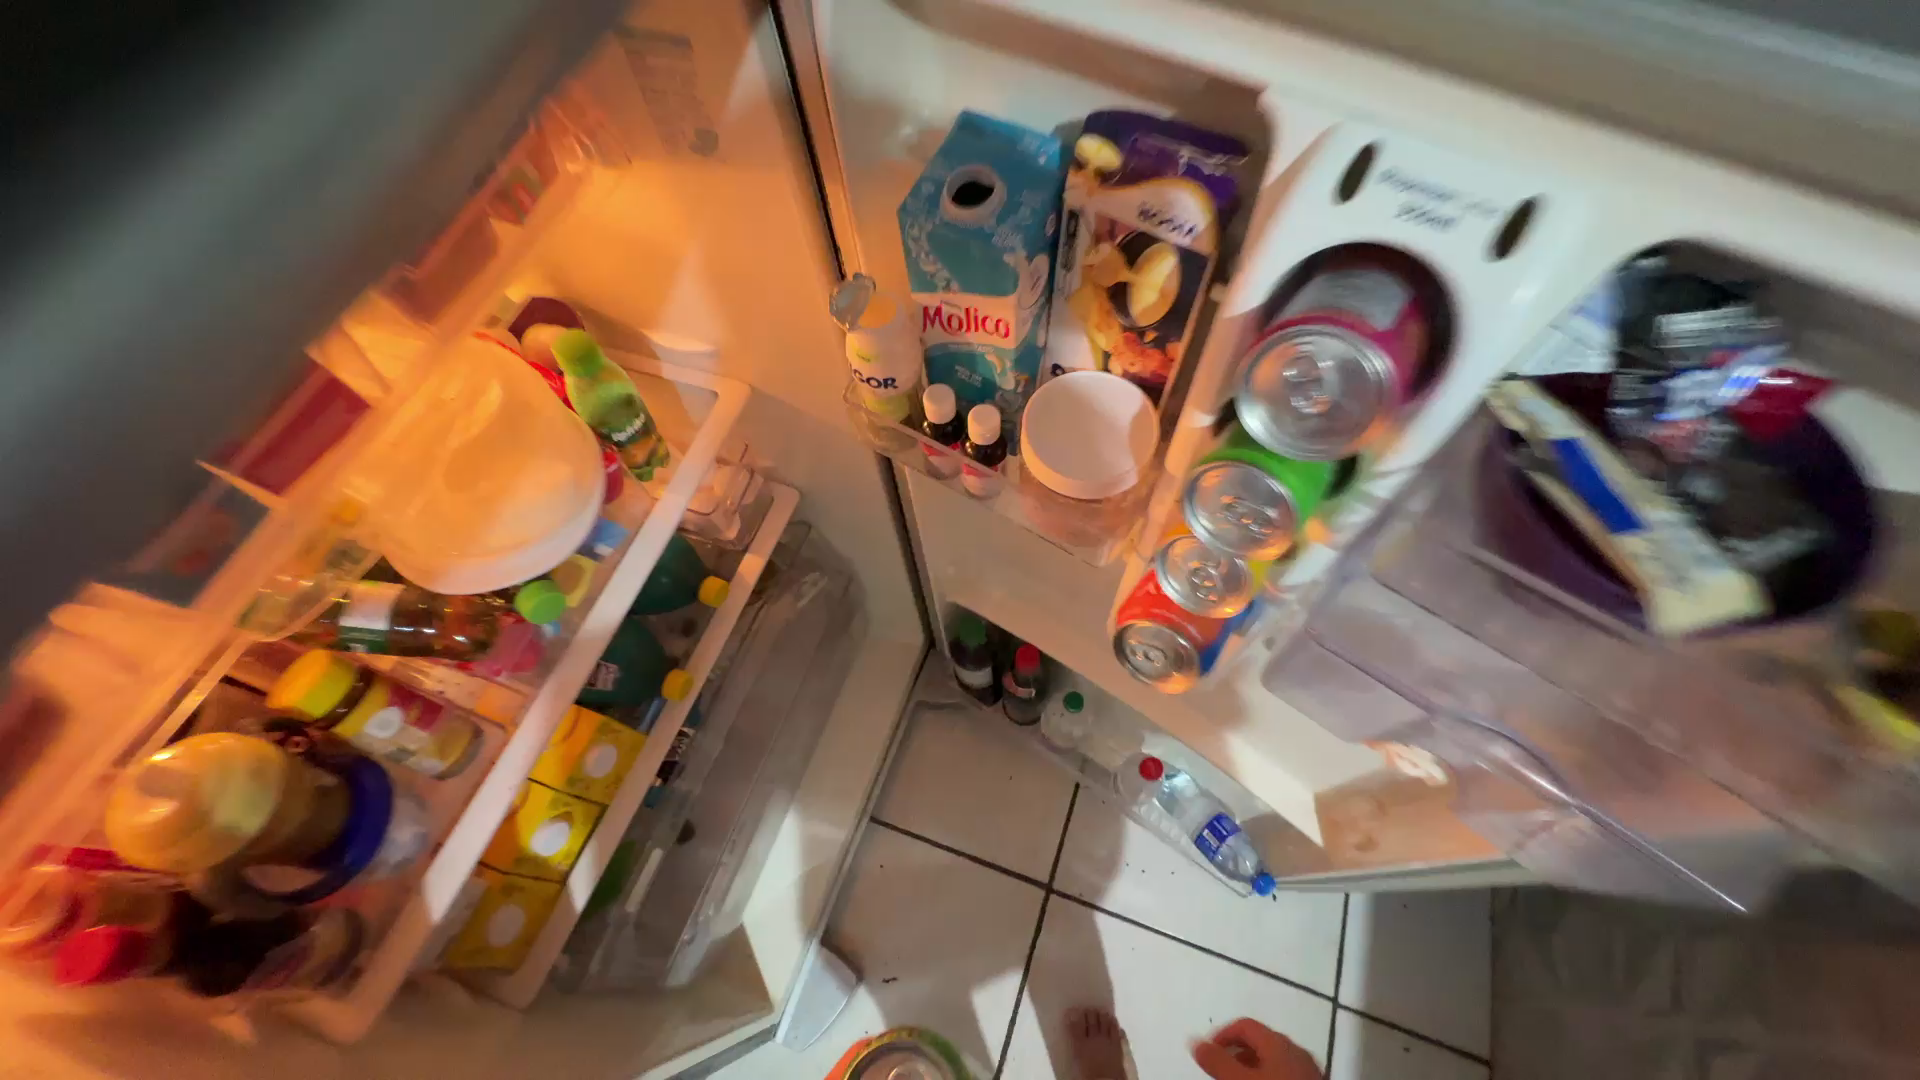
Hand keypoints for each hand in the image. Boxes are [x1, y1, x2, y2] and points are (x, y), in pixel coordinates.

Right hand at [1192, 1018, 1322, 1079]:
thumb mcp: (1240, 1079)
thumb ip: (1218, 1060)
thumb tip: (1193, 1040)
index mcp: (1277, 1041)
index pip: (1244, 1024)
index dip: (1222, 1035)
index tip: (1208, 1054)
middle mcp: (1296, 1049)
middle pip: (1260, 1042)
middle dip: (1237, 1053)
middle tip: (1221, 1071)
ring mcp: (1310, 1070)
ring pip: (1275, 1060)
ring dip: (1253, 1068)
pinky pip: (1287, 1074)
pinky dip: (1271, 1077)